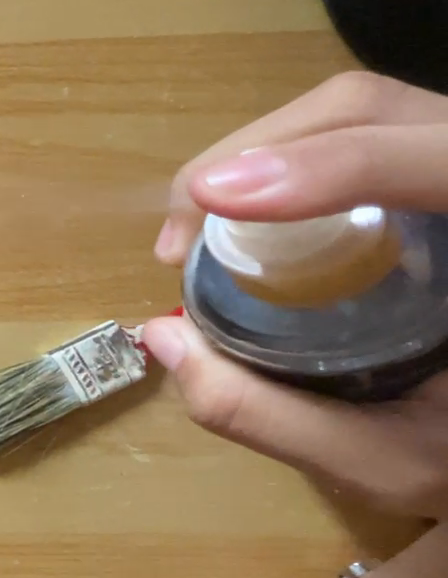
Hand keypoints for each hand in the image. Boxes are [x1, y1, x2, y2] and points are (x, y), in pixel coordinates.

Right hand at [143, 72, 447, 516]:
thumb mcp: (389, 464)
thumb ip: (271, 416)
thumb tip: (158, 334)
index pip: (446, 164)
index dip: (333, 164)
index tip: (216, 200)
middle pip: (370, 115)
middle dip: (251, 160)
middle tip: (180, 245)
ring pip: (353, 113)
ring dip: (252, 158)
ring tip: (196, 236)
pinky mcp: (424, 176)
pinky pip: (351, 134)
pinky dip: (272, 163)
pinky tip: (239, 220)